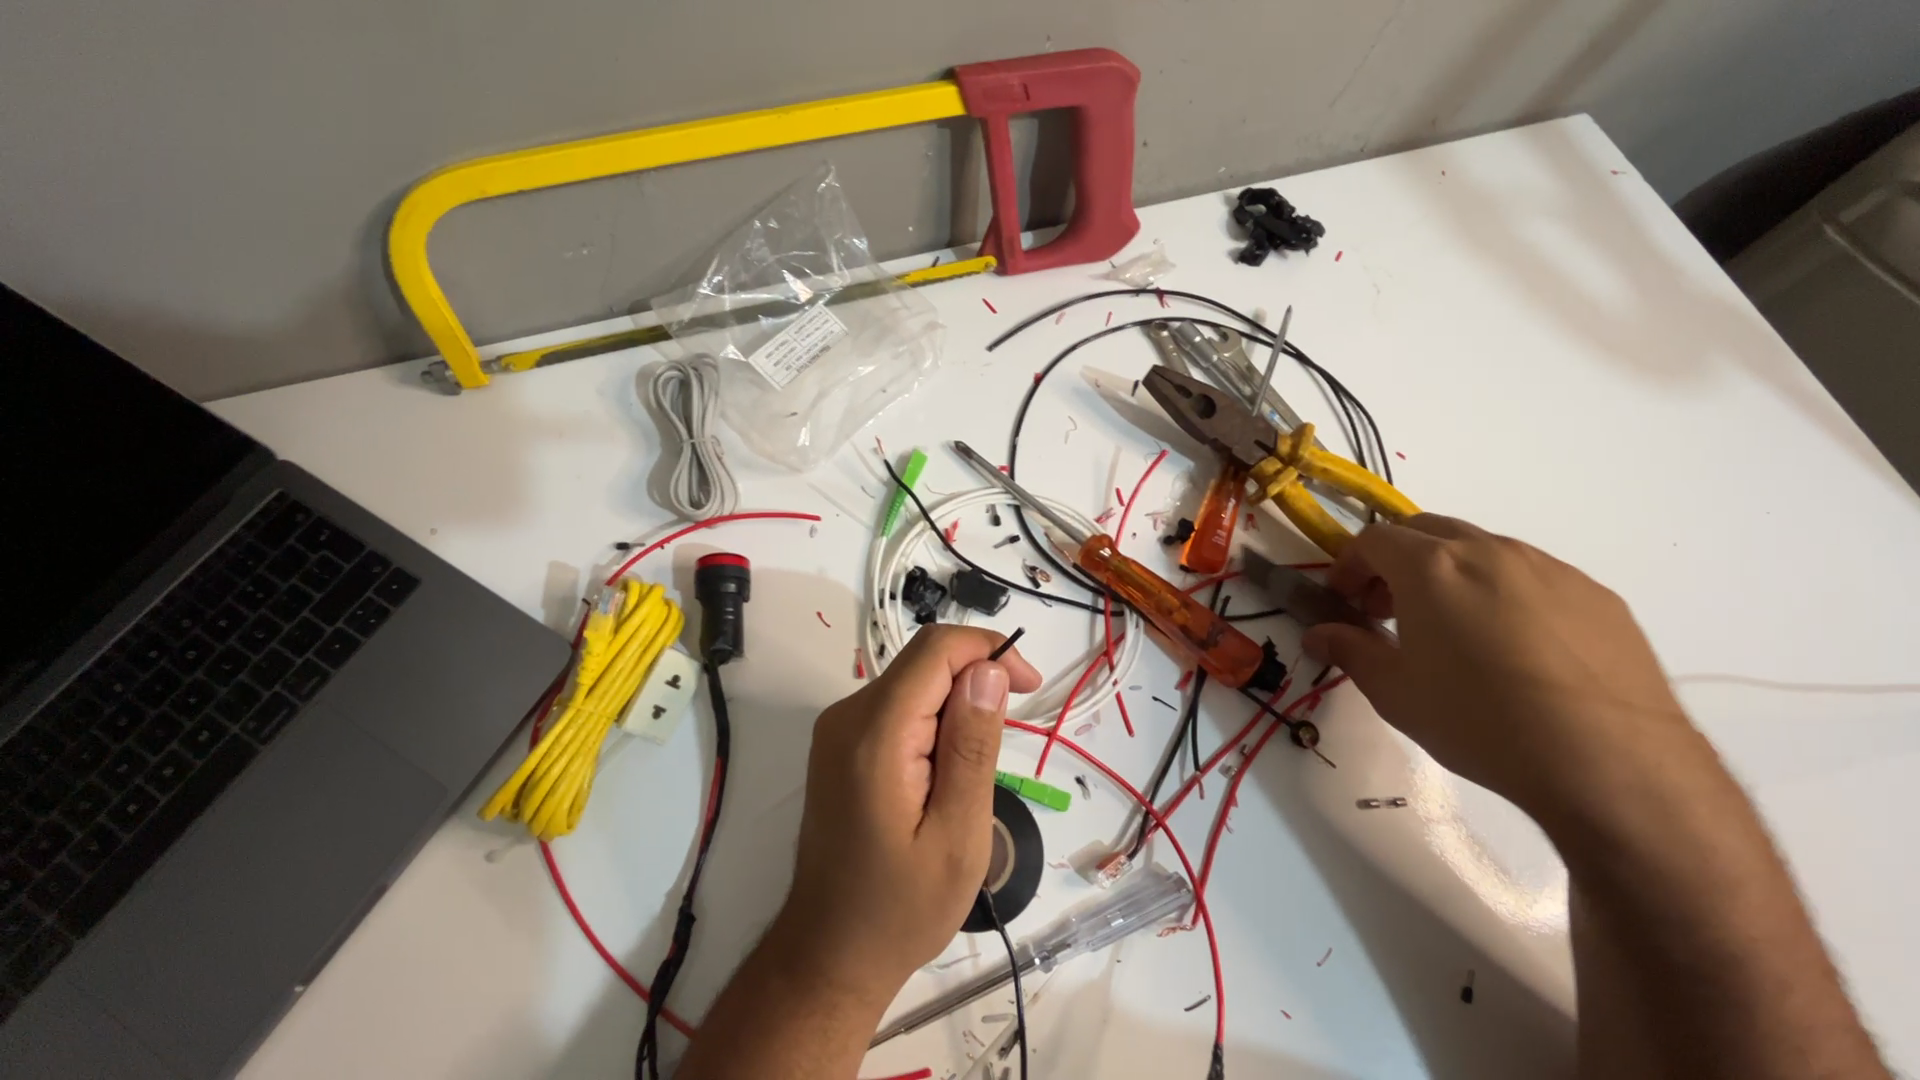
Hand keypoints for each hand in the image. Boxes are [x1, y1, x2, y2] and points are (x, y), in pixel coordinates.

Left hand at [765, 625, 1041, 1004]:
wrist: (831, 953)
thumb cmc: (902, 907)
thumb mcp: (958, 834)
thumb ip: (972, 746)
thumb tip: (986, 670)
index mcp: (874, 734)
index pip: (935, 650)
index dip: (989, 651)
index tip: (1029, 689)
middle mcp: (847, 717)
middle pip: (922, 663)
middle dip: (975, 681)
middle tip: (1007, 740)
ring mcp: (837, 732)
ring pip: (912, 684)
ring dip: (954, 708)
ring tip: (971, 777)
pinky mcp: (839, 748)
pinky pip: (896, 710)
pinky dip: (931, 725)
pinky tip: (943, 778)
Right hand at [1301, 515, 1706, 824]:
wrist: (1609, 762)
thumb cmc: (1479, 722)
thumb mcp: (1396, 694)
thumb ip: (1350, 651)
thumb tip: (1318, 633)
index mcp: (1432, 568)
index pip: (1374, 539)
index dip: (1349, 565)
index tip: (1344, 601)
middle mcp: (1491, 551)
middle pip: (1428, 531)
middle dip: (1397, 561)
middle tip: (1390, 610)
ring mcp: (1550, 569)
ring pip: (1484, 551)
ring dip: (1452, 575)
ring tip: (1454, 632)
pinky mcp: (1597, 595)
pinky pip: (1534, 578)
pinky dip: (1505, 595)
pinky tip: (1516, 652)